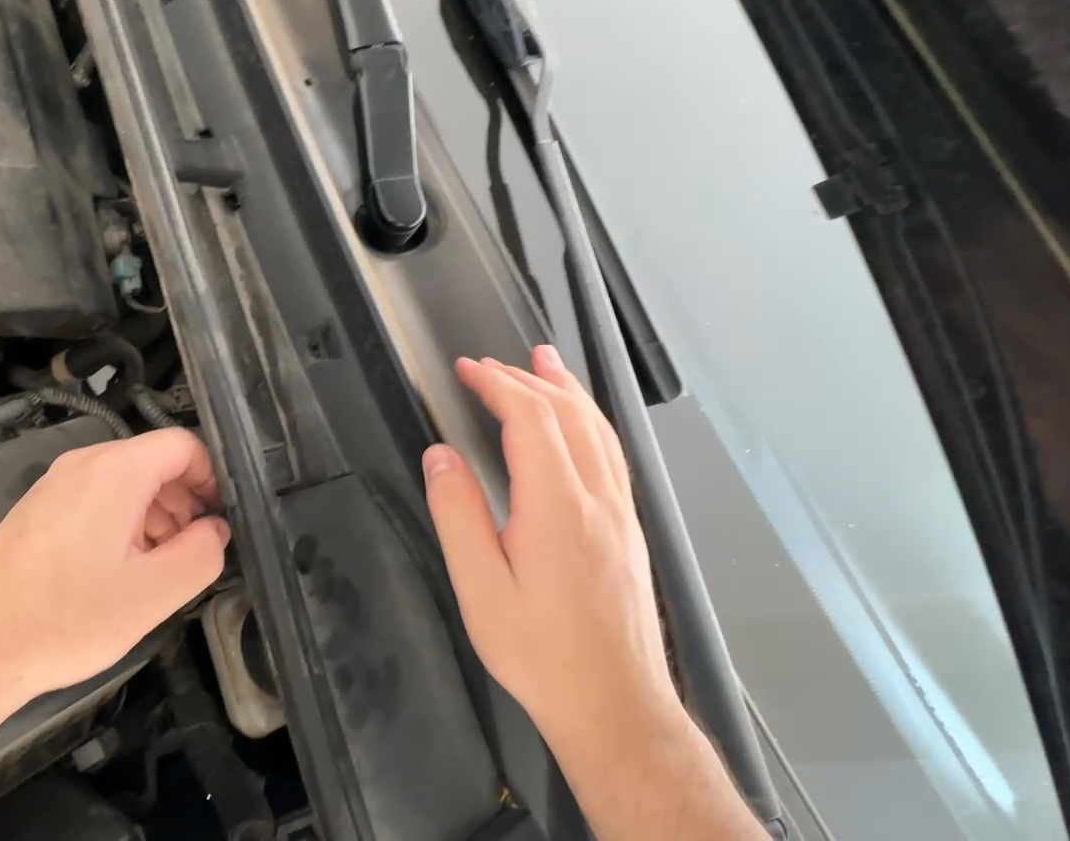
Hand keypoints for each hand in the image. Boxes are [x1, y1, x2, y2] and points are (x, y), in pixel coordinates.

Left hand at [0, 428, 231, 703]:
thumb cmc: (65, 617)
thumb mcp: (154, 593)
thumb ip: (202, 554)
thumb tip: (217, 531)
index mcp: (115, 471)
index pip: (183, 444)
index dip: (213, 477)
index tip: (224, 516)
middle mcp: (83, 465)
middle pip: (154, 463)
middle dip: (184, 503)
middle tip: (195, 552)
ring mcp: (56, 484)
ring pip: (126, 484)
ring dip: (155, 518)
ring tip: (158, 571)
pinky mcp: (40, 508)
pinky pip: (97, 500)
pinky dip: (123, 525)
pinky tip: (122, 573)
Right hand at [424, 346, 681, 753]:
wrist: (615, 706)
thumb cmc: (540, 652)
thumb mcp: (479, 586)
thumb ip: (458, 513)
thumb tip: (441, 456)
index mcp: (558, 508)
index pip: (531, 420)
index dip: (497, 385)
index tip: (466, 370)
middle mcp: (598, 501)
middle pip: (569, 415)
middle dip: (526, 379)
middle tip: (488, 364)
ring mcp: (621, 515)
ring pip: (599, 431)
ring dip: (567, 390)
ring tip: (545, 363)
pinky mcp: (628, 531)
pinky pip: (611, 455)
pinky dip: (589, 421)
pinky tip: (578, 423)